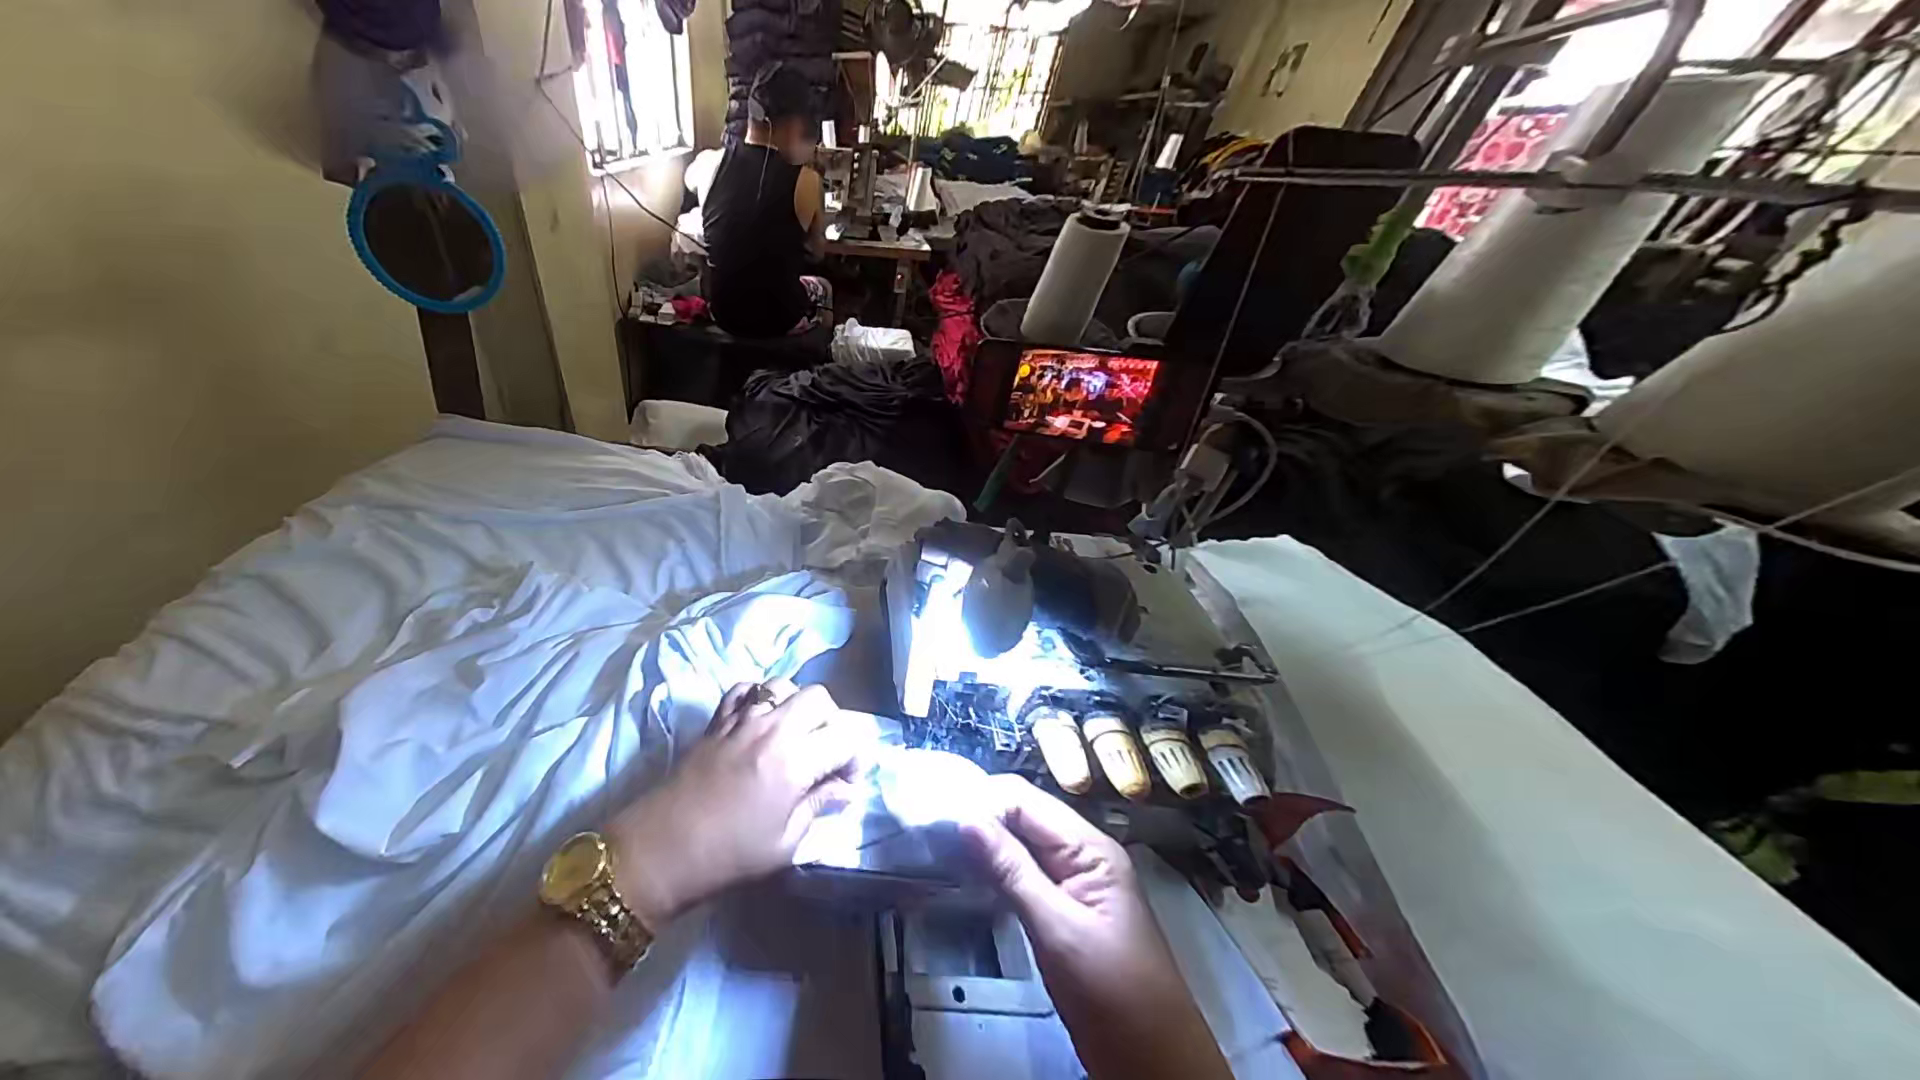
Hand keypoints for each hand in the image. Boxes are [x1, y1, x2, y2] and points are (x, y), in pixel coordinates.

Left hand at [604, 680, 860, 929]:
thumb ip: (819, 805)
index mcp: (794, 762)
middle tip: (824, 752)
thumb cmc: (727, 856)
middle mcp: (772, 730)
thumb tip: (845, 789)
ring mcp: (741, 720)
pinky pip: (744, 689)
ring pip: (784, 685)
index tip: (847, 779)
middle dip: (831, 722)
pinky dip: (758, 697)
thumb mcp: (784, 843)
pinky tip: (759, 720)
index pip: (845, 738)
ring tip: (793, 733)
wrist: (659, 852)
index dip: (855, 757)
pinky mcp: (716, 721)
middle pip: (819, 698)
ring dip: (797, 704)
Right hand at [962, 774, 1230, 1079]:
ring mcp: (1076, 882)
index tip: (942, 814)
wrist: (1153, 1060)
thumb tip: (969, 820)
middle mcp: (1084, 855)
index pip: (1029, 802)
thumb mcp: (1057, 929)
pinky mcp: (1066, 909)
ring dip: (989, 842)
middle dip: (984, 818)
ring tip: (946, 846)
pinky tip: (974, 873)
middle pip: (1027, 817)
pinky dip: (1001, 868)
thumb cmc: (1112, 992)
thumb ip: (1012, 871)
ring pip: (1025, 844)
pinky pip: (1028, 872)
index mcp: (1091, 849)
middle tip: (937, 829)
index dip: (985, 802)